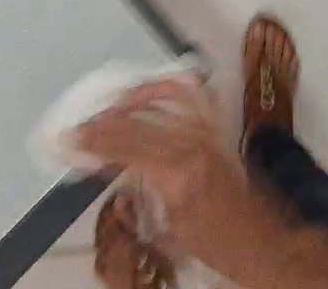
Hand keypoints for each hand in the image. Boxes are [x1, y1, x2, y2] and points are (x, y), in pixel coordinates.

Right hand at [74, 76, 290, 281]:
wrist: (258, 238)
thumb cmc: (213, 242)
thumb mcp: (168, 227)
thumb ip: (140, 192)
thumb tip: (111, 169)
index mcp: (176, 175)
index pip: (124, 148)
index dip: (93, 143)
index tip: (69, 140)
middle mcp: (191, 145)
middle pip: (136, 123)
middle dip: (101, 124)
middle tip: (78, 126)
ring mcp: (205, 130)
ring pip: (160, 100)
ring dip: (129, 101)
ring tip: (107, 106)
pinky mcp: (215, 125)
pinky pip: (189, 93)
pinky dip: (166, 85)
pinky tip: (148, 88)